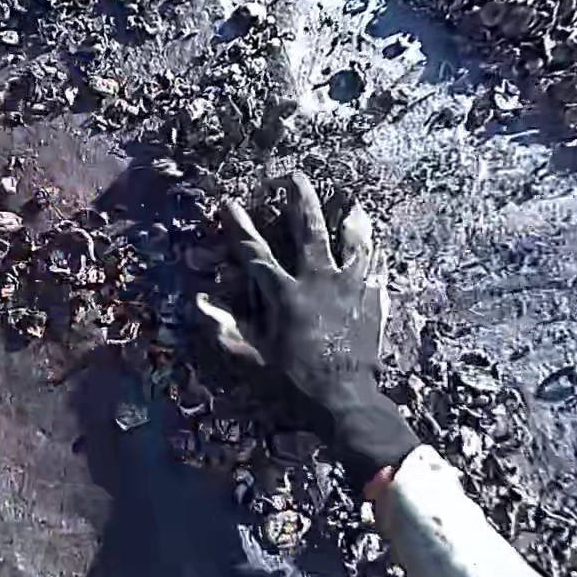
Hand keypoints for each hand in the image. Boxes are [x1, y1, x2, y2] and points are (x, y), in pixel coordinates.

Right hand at [194, 173, 417, 490]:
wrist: (346, 400)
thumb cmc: (293, 380)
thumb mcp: (251, 358)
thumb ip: (225, 329)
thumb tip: (199, 301)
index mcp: (285, 293)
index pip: (256, 252)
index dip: (239, 226)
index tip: (229, 203)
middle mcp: (317, 281)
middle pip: (309, 232)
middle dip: (300, 201)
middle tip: (293, 176)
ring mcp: (349, 288)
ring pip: (352, 244)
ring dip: (350, 222)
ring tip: (353, 204)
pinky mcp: (372, 300)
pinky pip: (376, 268)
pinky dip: (375, 253)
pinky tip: (378, 243)